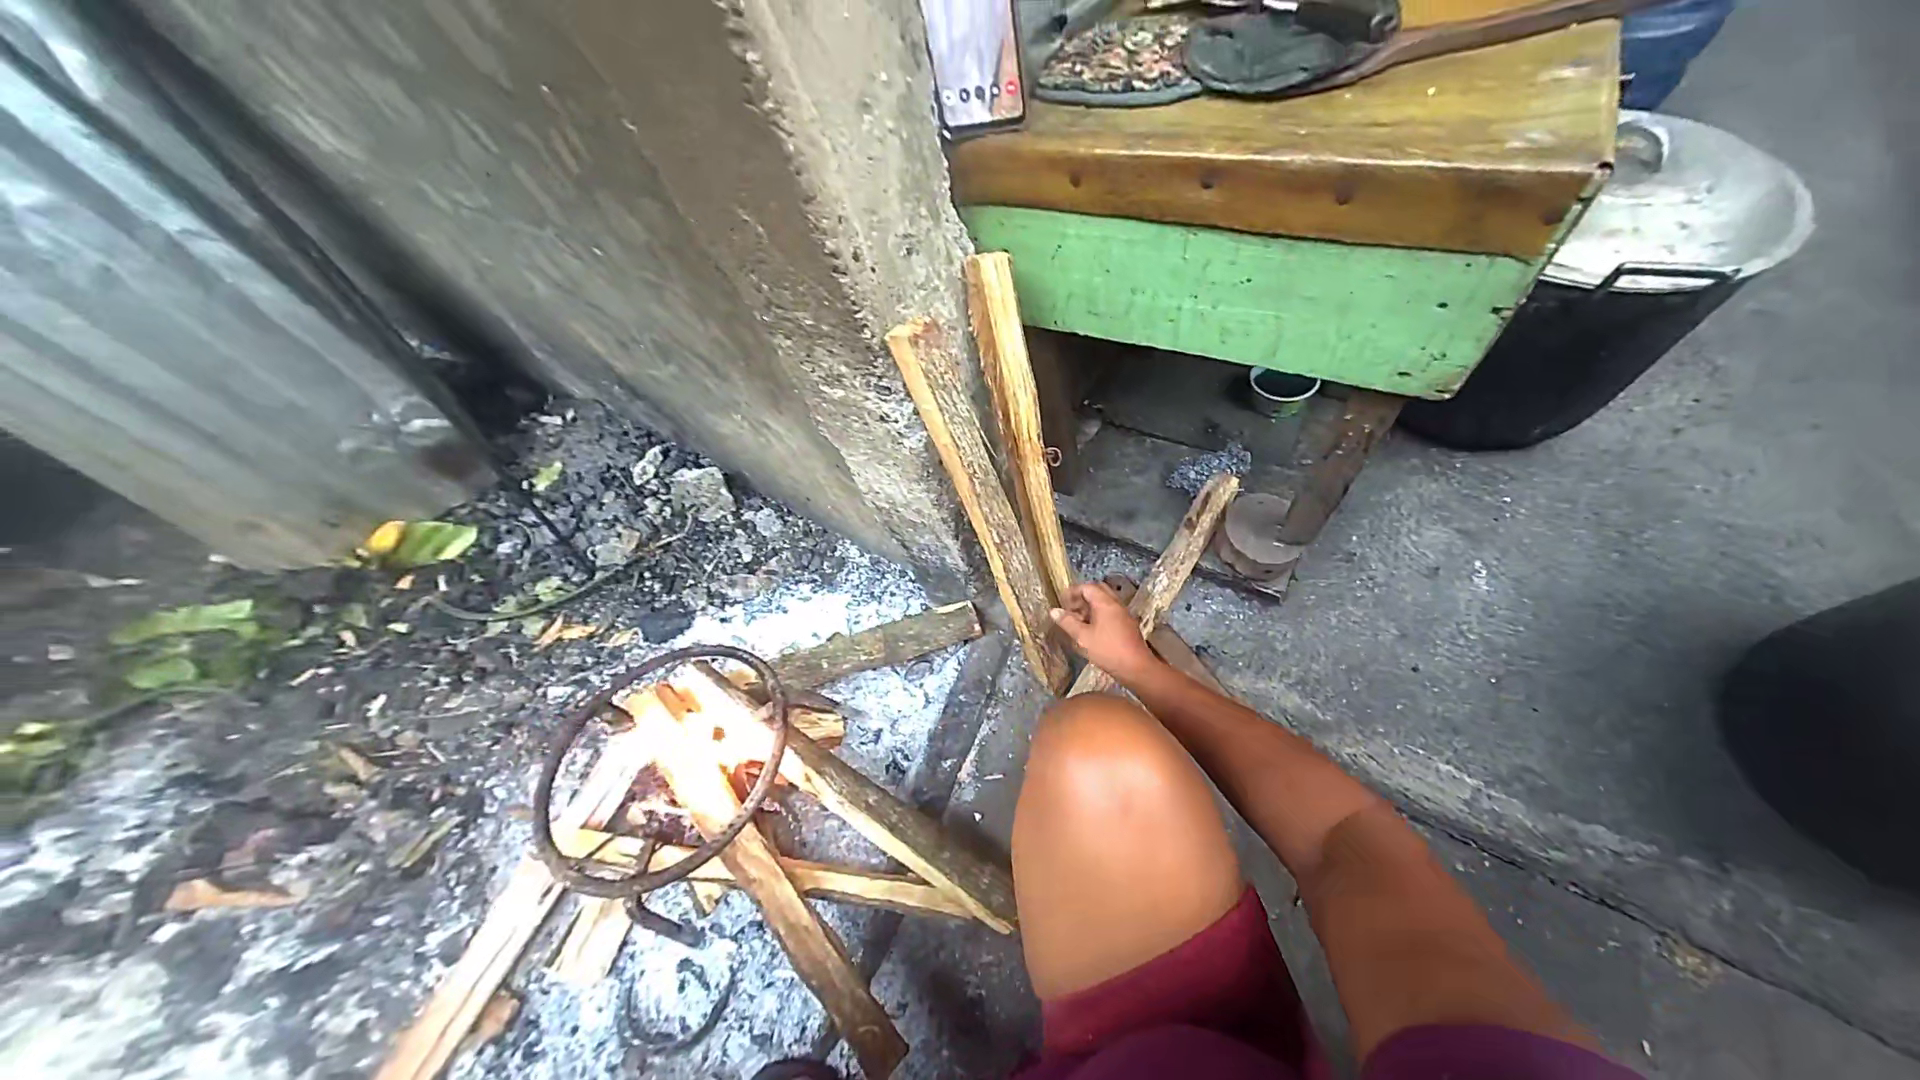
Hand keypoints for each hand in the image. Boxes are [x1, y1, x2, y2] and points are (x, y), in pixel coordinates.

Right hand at [1050, 582, 1157, 680]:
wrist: (1136, 667)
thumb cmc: (1107, 650)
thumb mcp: (1082, 637)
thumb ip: (1067, 622)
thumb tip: (1054, 611)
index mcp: (1105, 603)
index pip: (1087, 587)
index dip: (1072, 592)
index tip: (1062, 602)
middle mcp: (1116, 604)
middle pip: (1098, 590)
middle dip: (1082, 597)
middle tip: (1071, 608)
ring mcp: (1123, 614)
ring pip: (1105, 601)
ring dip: (1090, 606)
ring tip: (1078, 620)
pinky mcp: (1127, 624)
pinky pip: (1111, 611)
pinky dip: (1099, 613)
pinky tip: (1092, 629)